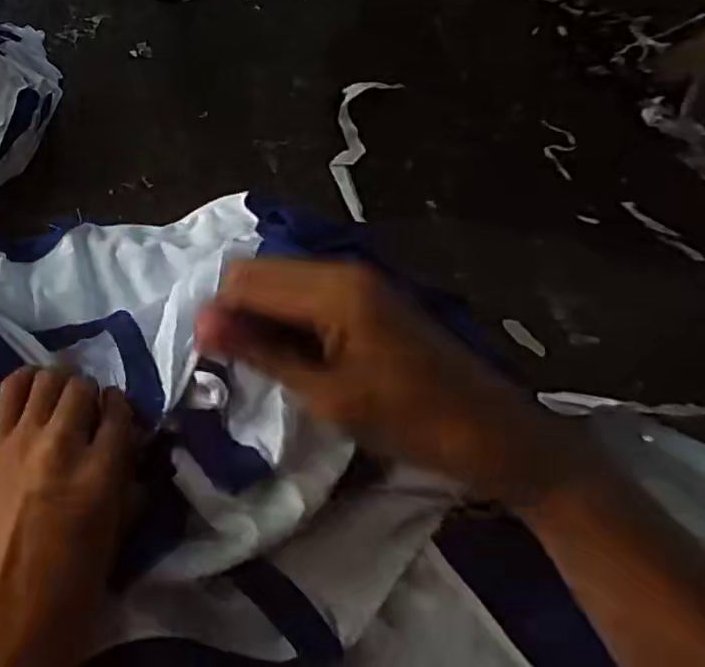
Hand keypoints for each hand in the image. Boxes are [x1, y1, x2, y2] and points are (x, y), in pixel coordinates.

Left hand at [0, 369, 137, 666]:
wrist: (3, 604)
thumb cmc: (69, 585)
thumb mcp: (115, 537)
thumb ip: (127, 485)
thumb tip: (134, 448)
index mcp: (99, 474)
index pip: (119, 413)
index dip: (123, 410)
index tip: (121, 418)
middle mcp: (62, 444)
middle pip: (83, 387)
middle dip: (94, 396)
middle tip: (92, 414)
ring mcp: (24, 437)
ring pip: (49, 378)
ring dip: (62, 386)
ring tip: (64, 403)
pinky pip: (12, 386)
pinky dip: (27, 381)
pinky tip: (35, 393)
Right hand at [197, 259, 579, 505]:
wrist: (503, 438)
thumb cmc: (414, 423)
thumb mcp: (328, 396)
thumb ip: (260, 352)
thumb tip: (200, 325)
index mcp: (333, 289)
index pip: (244, 279)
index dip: (216, 312)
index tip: (206, 353)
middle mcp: (340, 267)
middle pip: (257, 271)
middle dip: (234, 310)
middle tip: (231, 360)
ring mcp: (356, 276)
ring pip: (277, 278)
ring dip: (258, 312)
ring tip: (259, 359)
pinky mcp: (365, 290)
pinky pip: (302, 289)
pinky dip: (284, 314)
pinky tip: (290, 349)